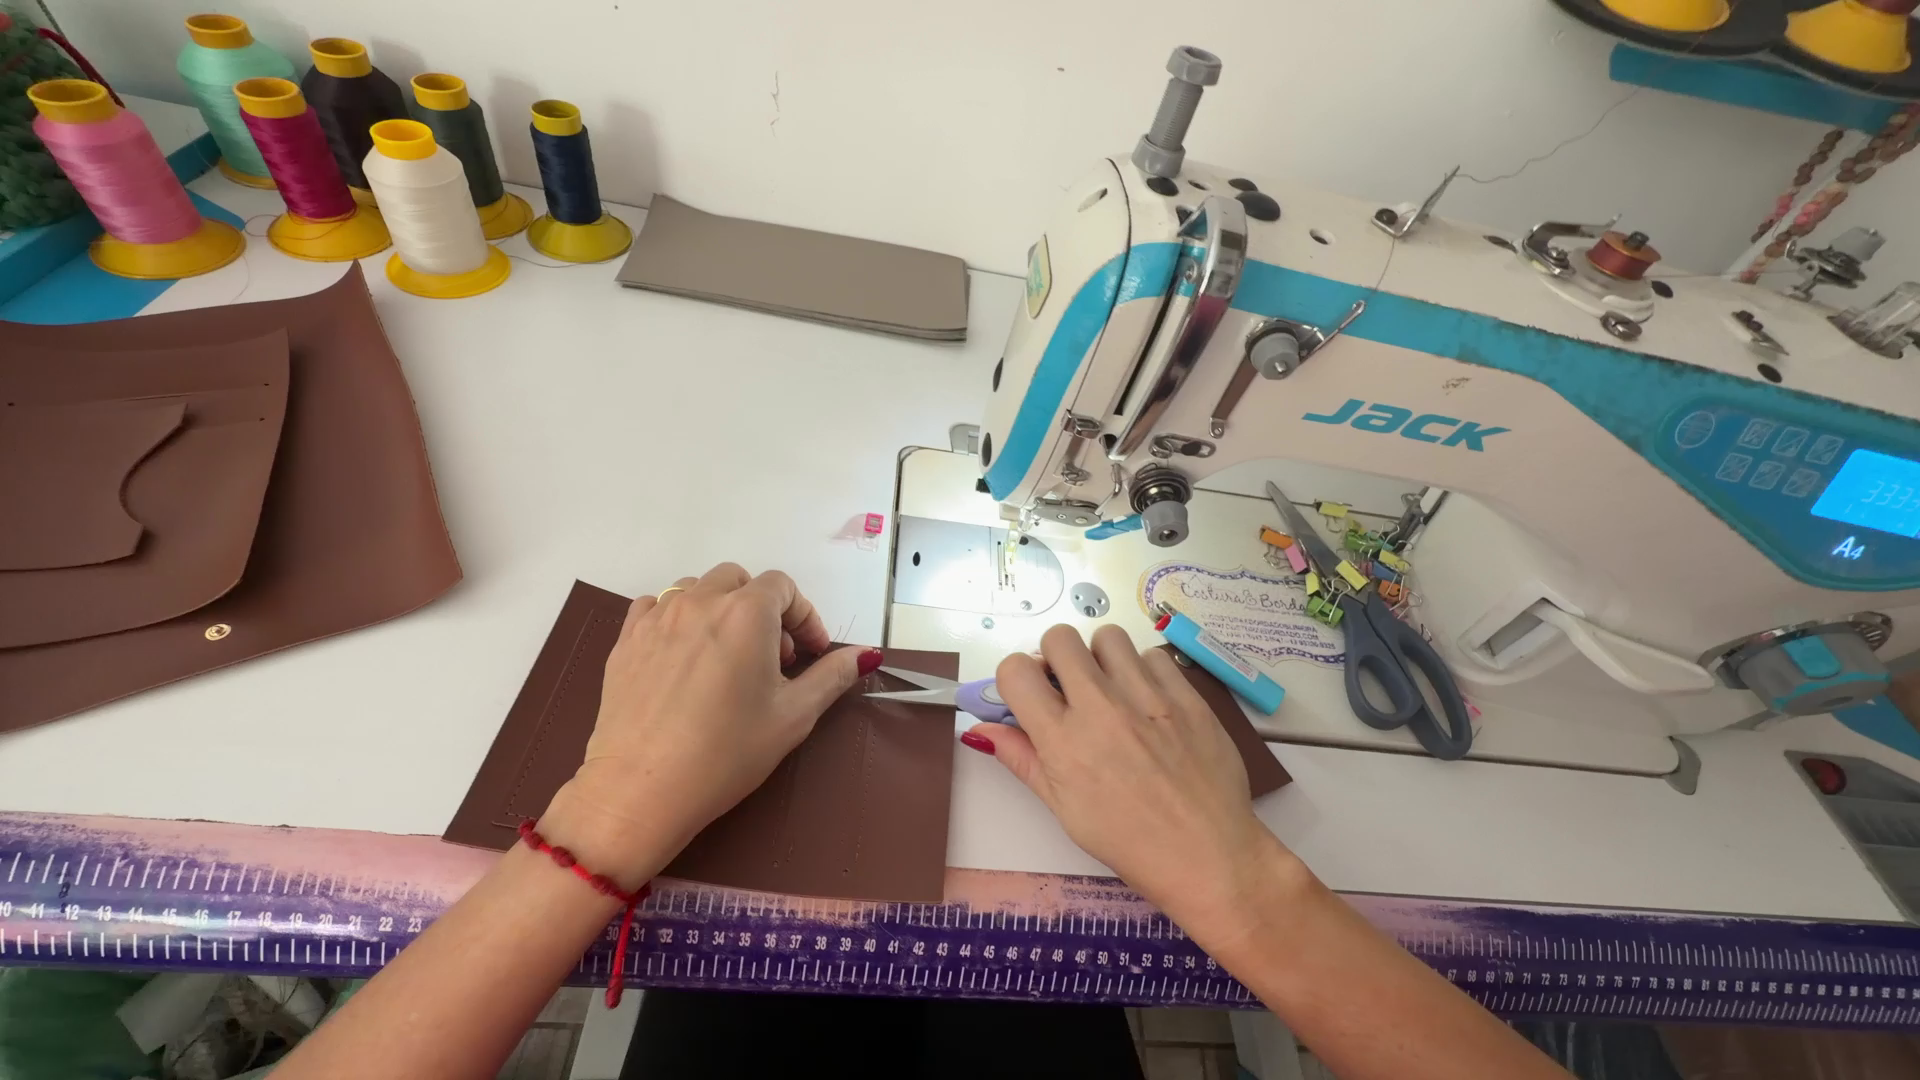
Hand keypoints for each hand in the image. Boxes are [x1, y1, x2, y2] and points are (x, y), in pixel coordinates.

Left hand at [542, 563, 879, 884]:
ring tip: (726, 656)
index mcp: (746, 612)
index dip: (804, 617)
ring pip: (696, 589)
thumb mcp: (794, 715)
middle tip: (770, 659)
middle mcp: (700, 601)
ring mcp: (656, 619)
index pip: (783, 587)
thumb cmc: (727, 752)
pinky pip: (654, 607)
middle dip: (763, 610)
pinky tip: (683, 657)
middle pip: (740, 581)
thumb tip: (866, 653)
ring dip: (720, 610)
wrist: (641, 791)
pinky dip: (676, 619)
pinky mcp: (625, 641)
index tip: (809, 655)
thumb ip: (832, 675)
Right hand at [969, 624, 1290, 932]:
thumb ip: (1021, 759)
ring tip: (1114, 690)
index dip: (1017, 678)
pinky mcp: (1187, 695)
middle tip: (1071, 688)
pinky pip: (1153, 654)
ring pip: (1107, 637)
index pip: (1016, 670)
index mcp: (1063, 741)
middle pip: (1059, 638)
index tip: (1031, 695)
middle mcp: (1101, 708)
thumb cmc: (1128, 841)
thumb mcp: (1063, 808)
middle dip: (1056, 658)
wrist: (1209, 856)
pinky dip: (1145, 671)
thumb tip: (979, 731)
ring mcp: (1148, 697)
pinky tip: (1150, 703)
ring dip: (1102, 658)